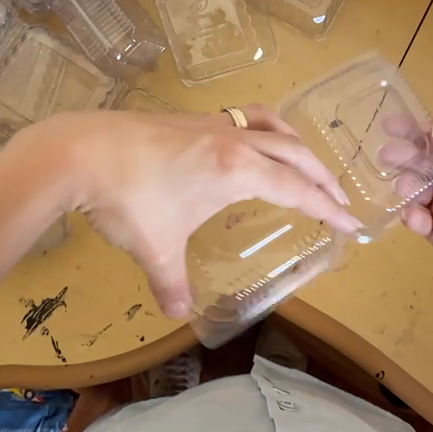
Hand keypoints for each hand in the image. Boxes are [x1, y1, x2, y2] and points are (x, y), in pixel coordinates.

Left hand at [20, 108, 362, 318]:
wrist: (81, 151)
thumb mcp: (155, 247)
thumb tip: (177, 313)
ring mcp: (212, 124)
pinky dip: (265, 129)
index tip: (352, 222)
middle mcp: (233, 140)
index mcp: (237, 170)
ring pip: (271, 125)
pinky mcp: (191, 119)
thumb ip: (171, 283)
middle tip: (340, 198)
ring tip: (306, 163)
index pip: (297, 188)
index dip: (328, 207)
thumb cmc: (127, 198)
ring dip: (296, 144)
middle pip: (294, 151)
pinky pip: (244, 118)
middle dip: (322, 175)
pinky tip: (250, 145)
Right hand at [402, 128, 432, 293]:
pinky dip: (411, 216)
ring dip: (405, 185)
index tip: (391, 125)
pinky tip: (415, 217)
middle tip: (388, 156)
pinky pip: (418, 221)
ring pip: (414, 190)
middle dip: (403, 157)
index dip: (414, 131)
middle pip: (420, 163)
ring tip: (405, 188)